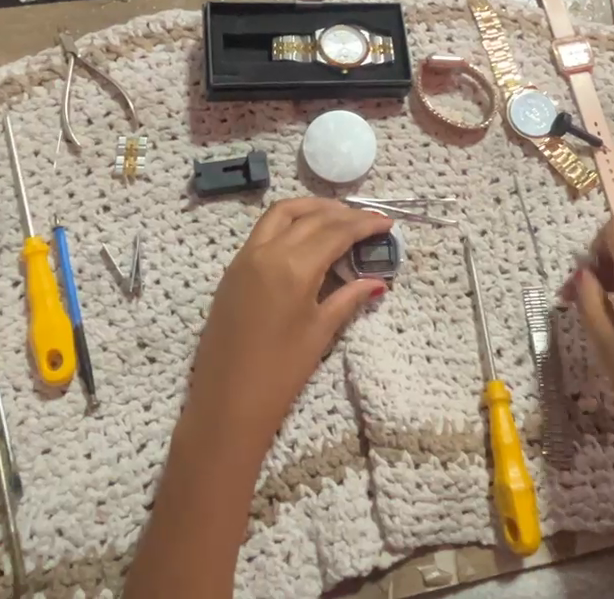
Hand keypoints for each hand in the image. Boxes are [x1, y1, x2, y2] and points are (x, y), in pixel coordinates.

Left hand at [185, 198, 394, 448]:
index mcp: (293, 267)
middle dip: (343, 214)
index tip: (387, 221)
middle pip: (311, 217)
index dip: (364, 223)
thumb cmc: (280, 373)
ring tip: (337, 216)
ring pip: (281, 214)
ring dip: (311, 209)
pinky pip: (264, 230)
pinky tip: (306, 235)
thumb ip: (349, 298)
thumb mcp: (320, 332)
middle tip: (368, 219)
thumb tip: (376, 281)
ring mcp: (245, 257)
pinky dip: (289, 222)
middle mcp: (267, 252)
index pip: (335, 231)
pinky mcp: (232, 269)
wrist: (226, 403)